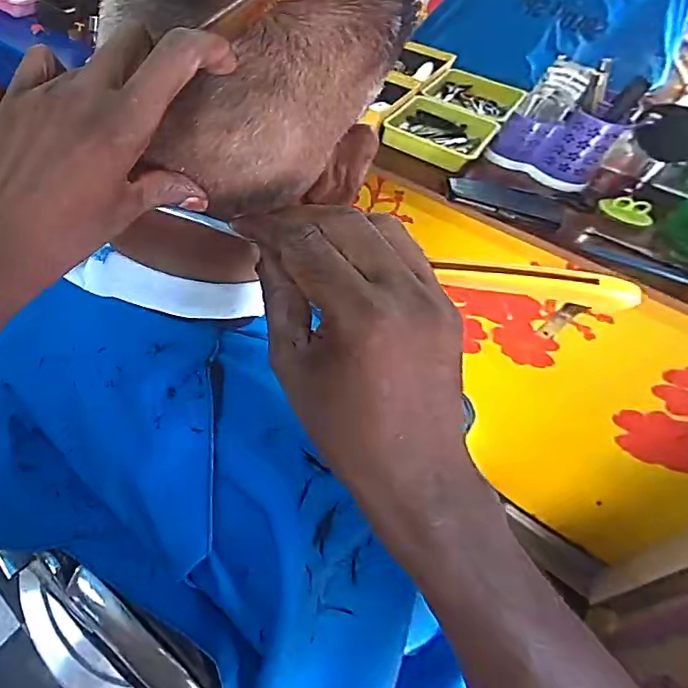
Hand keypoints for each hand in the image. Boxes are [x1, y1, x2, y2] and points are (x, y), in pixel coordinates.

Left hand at [0, 25, 236, 299]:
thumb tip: (195, 189)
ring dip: (104, 78)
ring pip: (89, 58)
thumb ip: (160, 187)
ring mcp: (46, 89)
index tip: (219, 62)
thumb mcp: (119, 213)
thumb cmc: (65, 236)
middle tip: (150, 95)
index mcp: (123, 121)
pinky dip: (57, 71)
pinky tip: (56, 101)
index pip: (176, 53)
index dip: (207, 46)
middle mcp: (87, 92)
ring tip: (95, 118)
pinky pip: (42, 61)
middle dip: (152, 57)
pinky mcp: (14, 96)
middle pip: (132, 40)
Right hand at [236, 207, 483, 516]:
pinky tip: (343, 255)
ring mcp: (433, 294)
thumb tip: (266, 251)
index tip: (242, 223)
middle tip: (265, 227)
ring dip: (335, 222)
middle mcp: (404, 294)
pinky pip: (406, 247)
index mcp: (360, 316)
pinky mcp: (446, 301)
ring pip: (380, 224)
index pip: (307, 244)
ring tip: (303, 238)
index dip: (269, 227)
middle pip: (344, 222)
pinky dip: (368, 239)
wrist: (416, 470)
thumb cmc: (342, 428)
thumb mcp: (290, 364)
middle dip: (297, 218)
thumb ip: (279, 298)